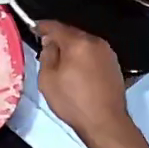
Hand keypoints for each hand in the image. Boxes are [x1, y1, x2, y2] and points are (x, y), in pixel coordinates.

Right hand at [36, 21, 135, 143]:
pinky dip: (84, 56)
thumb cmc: (73, 101)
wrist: (105, 121)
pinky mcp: (114, 63)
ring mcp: (107, 52)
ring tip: (61, 60)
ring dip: (72, 47)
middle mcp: (95, 42)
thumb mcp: (48, 79)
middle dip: (58, 37)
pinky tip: (78, 69)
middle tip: (45, 46)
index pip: (56, 26)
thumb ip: (47, 55)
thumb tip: (50, 43)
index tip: (34, 28)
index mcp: (78, 43)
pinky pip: (94, 53)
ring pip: (84, 43)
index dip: (43, 26)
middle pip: (72, 33)